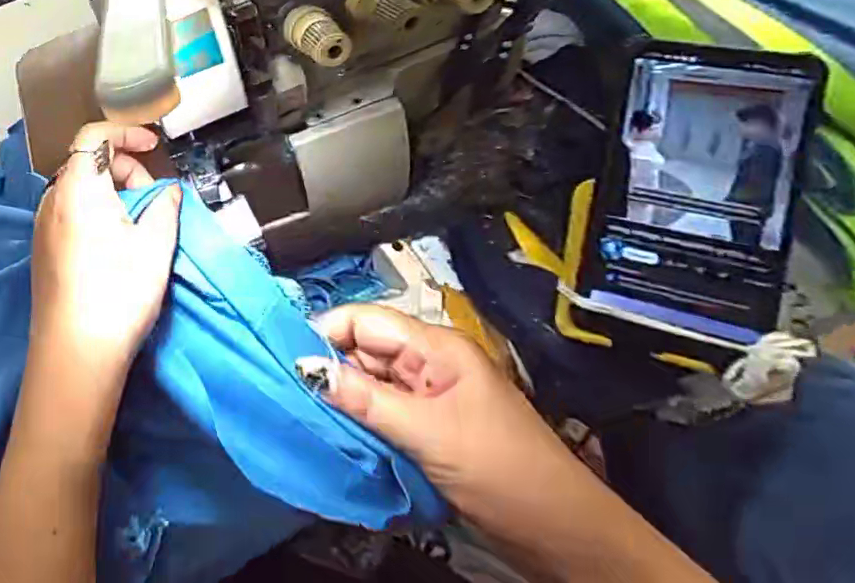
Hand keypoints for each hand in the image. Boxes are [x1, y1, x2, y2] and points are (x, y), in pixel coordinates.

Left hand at [30, 123, 181, 372]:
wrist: (74, 356)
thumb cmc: (118, 292)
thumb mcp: (155, 244)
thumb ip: (165, 206)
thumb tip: (169, 192)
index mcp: (79, 188)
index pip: (95, 135)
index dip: (126, 132)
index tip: (152, 146)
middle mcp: (53, 200)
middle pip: (88, 160)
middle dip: (125, 166)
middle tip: (154, 195)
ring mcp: (43, 226)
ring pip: (81, 187)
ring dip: (113, 190)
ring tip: (140, 220)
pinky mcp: (43, 250)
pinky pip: (71, 210)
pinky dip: (97, 208)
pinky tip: (117, 240)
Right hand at [312, 304, 576, 520]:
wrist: (564, 534)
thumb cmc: (503, 472)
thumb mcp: (429, 433)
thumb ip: (367, 399)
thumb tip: (310, 368)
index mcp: (436, 346)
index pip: (367, 320)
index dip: (328, 333)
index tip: (290, 359)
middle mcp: (430, 361)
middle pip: (366, 349)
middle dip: (332, 367)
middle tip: (295, 395)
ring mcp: (431, 394)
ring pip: (372, 381)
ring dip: (346, 398)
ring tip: (312, 416)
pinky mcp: (431, 424)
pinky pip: (385, 410)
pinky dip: (363, 420)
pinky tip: (342, 435)